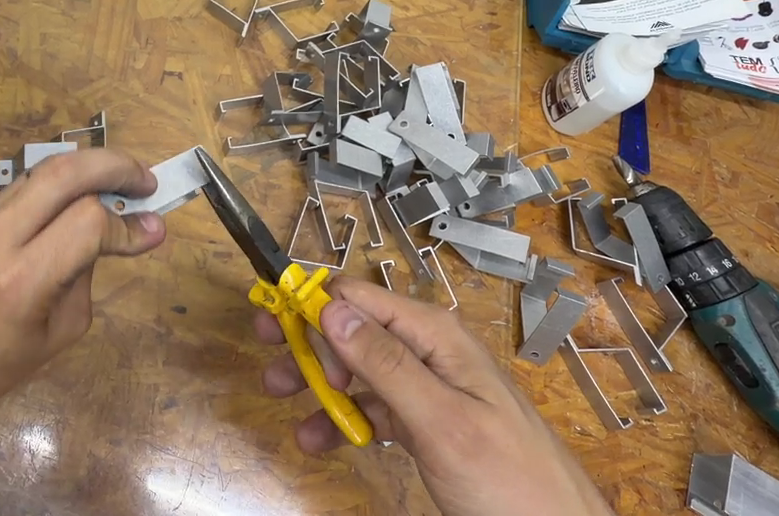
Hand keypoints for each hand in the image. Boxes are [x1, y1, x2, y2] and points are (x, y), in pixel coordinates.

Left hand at [0, 147, 167, 432]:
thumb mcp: (62, 329)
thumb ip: (90, 270)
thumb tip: (129, 226)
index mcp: (20, 278)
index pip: (86, 221)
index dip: (125, 223)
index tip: (154, 230)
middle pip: (64, 172)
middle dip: (113, 166)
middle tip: (146, 179)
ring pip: (46, 168)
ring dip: (89, 167)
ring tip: (123, 181)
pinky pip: (29, 183)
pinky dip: (64, 181)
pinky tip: (86, 194)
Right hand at [255, 277, 614, 515]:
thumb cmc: (508, 481)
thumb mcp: (442, 423)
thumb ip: (385, 363)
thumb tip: (329, 307)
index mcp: (433, 335)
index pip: (357, 297)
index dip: (311, 305)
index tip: (272, 326)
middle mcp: (427, 349)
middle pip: (352, 328)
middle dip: (308, 342)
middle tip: (269, 361)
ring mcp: (428, 386)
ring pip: (358, 368)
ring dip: (320, 382)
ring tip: (282, 399)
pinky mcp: (427, 420)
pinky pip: (375, 407)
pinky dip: (345, 417)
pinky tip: (321, 437)